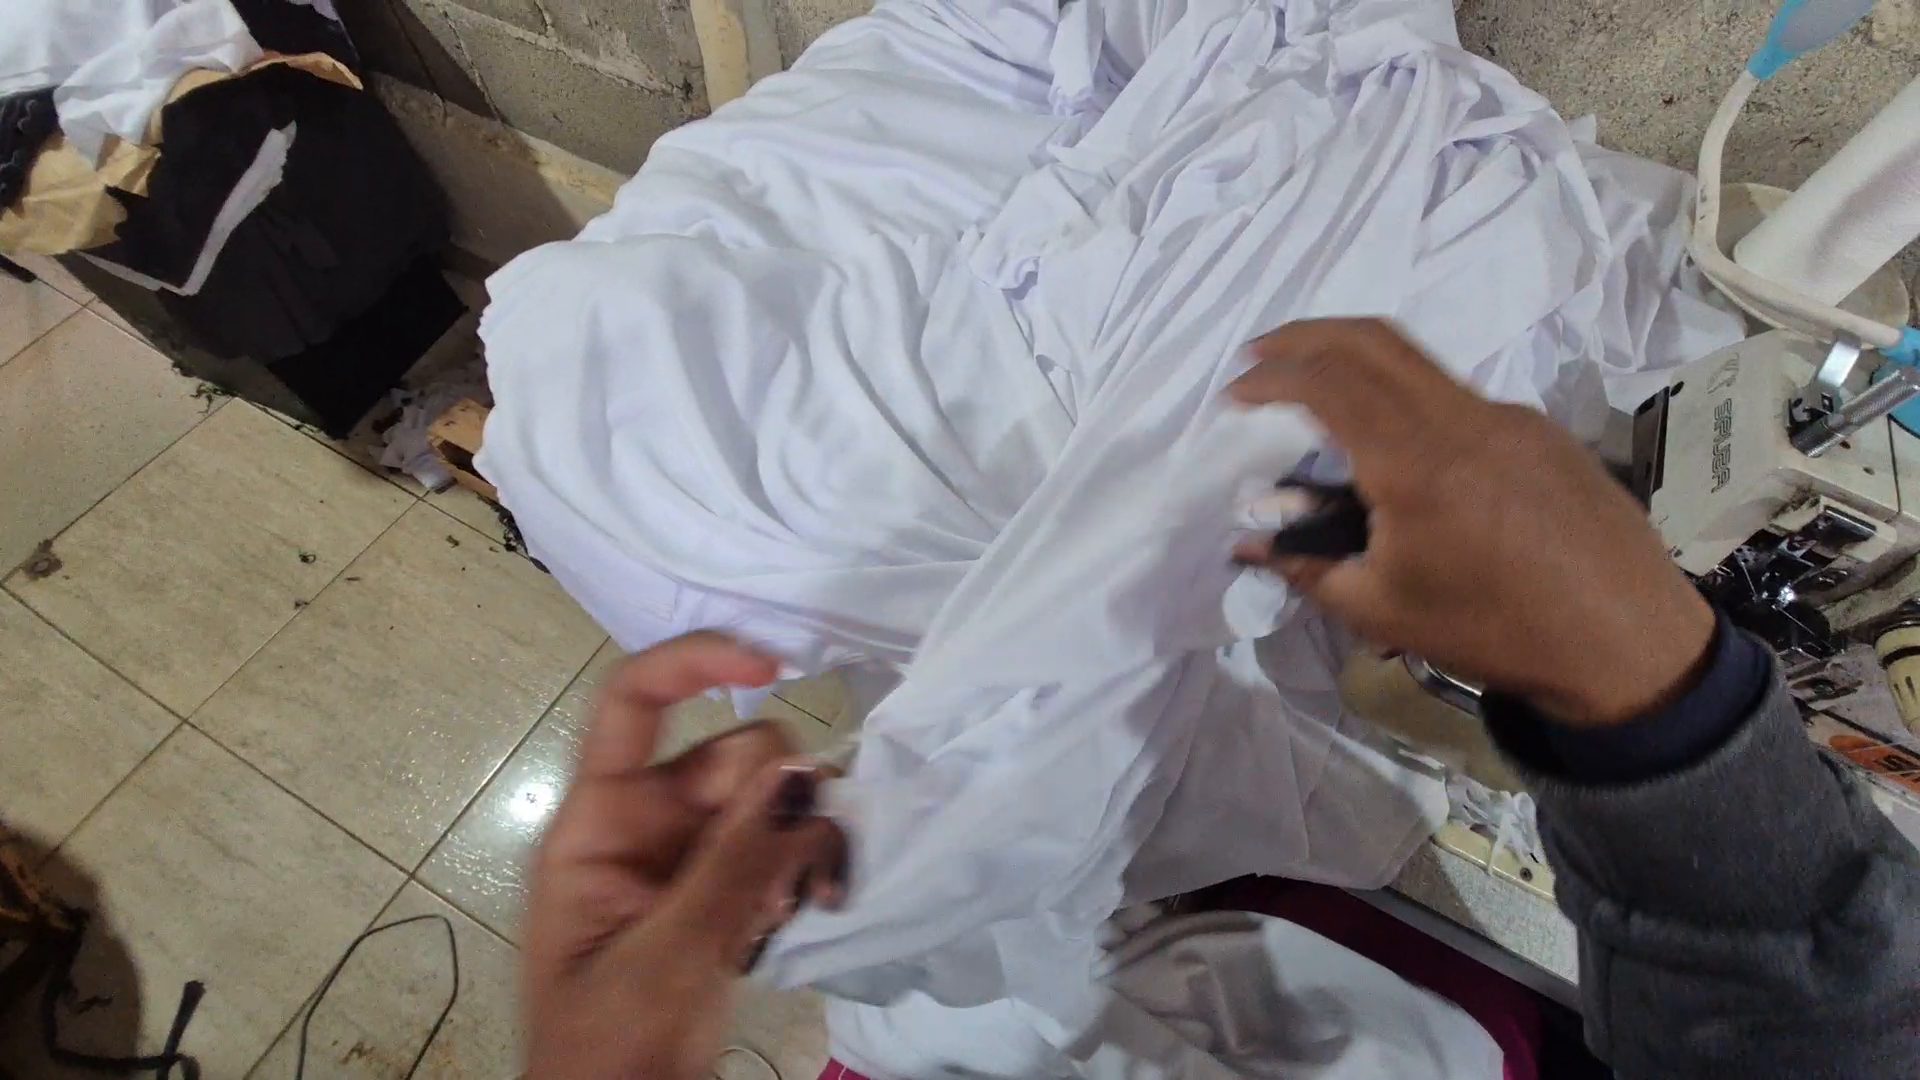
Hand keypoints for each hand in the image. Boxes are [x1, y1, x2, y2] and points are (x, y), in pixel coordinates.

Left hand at [523, 632, 846, 1079]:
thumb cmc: (606, 1055)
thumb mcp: (661, 961)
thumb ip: (731, 865)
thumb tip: (797, 769)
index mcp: (601, 819)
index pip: (634, 702)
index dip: (696, 662)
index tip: (772, 665)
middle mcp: (654, 816)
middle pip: (736, 753)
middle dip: (779, 794)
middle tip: (797, 861)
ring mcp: (699, 846)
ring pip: (776, 793)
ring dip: (802, 838)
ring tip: (797, 905)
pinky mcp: (737, 877)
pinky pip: (791, 836)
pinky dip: (809, 864)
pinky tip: (801, 912)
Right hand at [1229, 318, 1713, 726]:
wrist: (1630, 646)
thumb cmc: (1491, 630)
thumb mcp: (1377, 608)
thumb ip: (1301, 565)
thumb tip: (1245, 546)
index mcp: (1417, 466)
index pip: (1331, 386)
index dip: (1272, 377)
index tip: (1234, 393)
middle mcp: (1464, 421)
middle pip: (1372, 341)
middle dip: (1304, 336)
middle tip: (1260, 353)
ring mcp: (1508, 418)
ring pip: (1414, 362)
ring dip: (1350, 360)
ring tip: (1310, 390)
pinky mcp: (1536, 431)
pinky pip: (1450, 397)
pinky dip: (1397, 399)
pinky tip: (1389, 452)